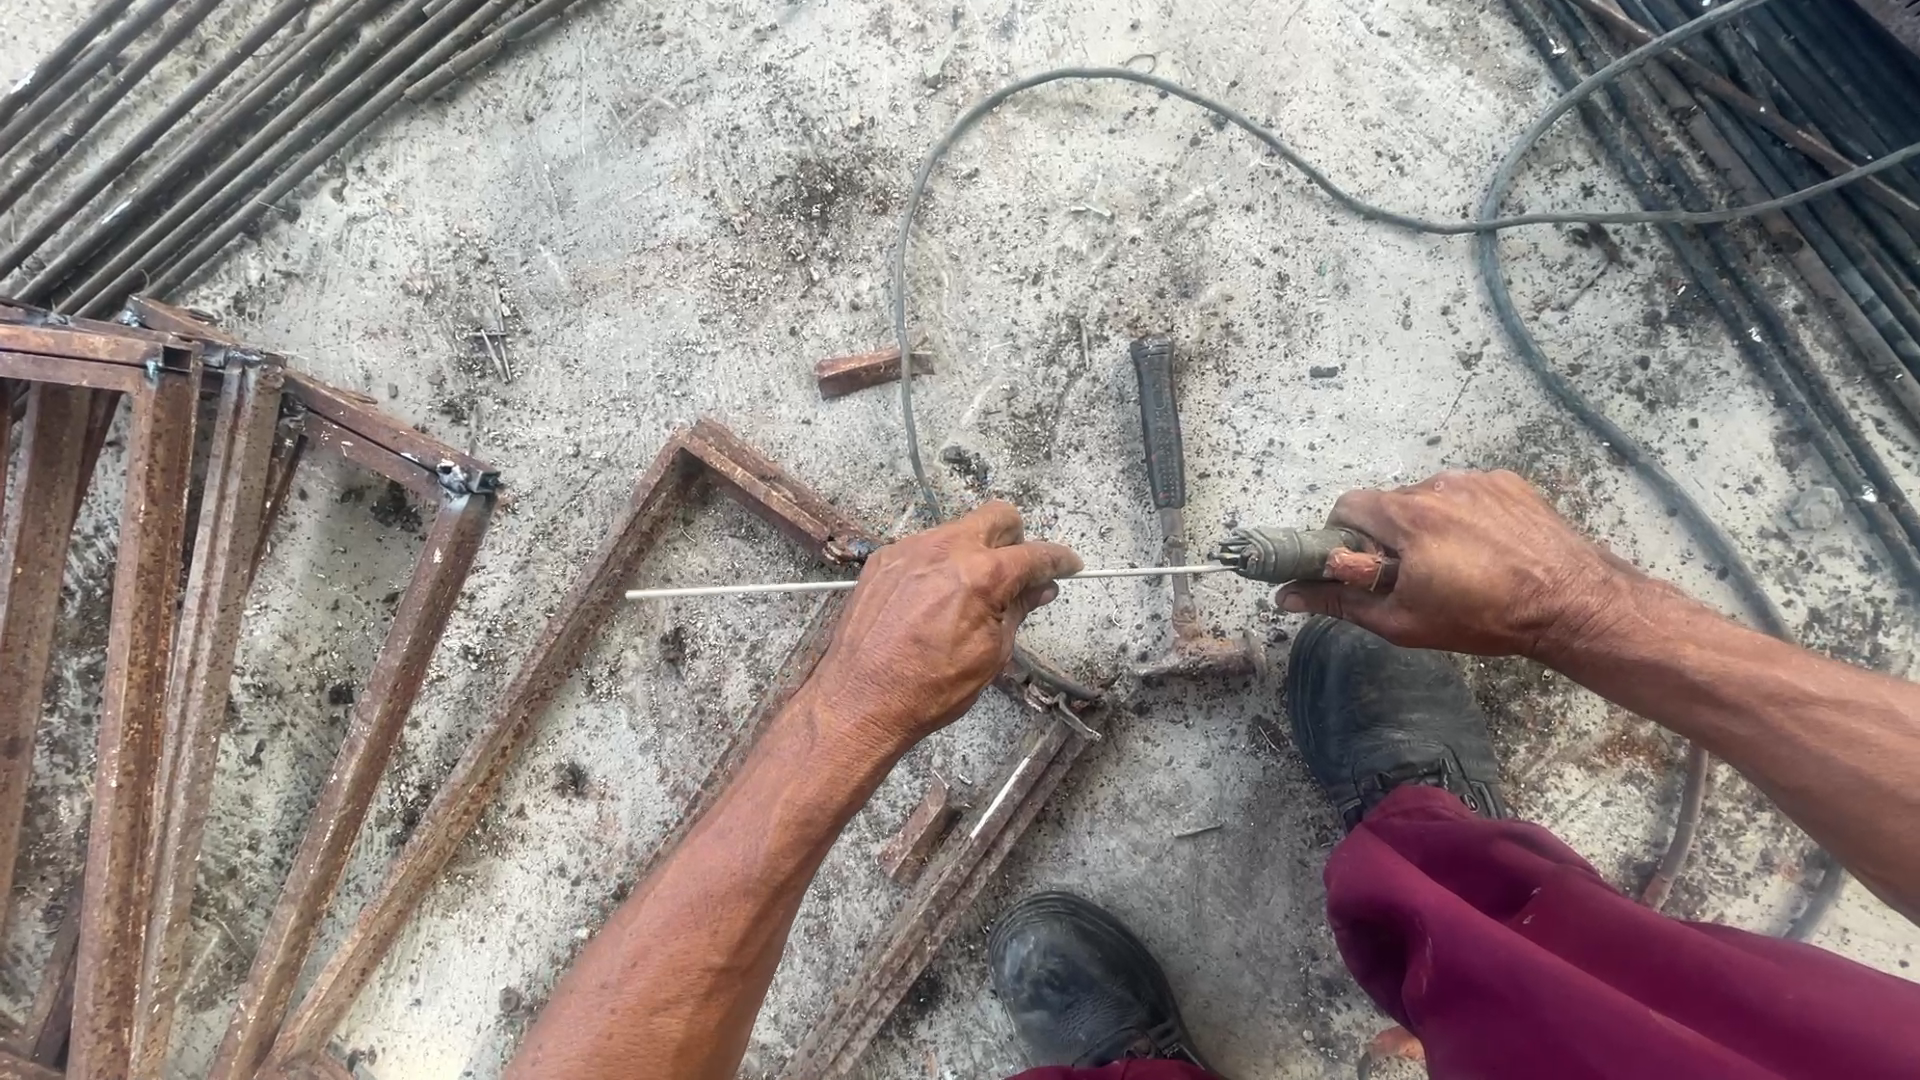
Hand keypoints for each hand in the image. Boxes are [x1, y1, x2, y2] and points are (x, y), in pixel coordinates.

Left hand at [808, 501, 1081, 756]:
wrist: (861, 699)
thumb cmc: (928, 688)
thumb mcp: (991, 654)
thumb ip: (1018, 610)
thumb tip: (1040, 589)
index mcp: (981, 575)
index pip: (1035, 554)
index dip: (1059, 560)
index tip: (1069, 565)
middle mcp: (945, 550)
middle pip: (998, 515)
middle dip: (1016, 538)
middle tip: (1016, 572)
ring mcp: (910, 550)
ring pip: (958, 529)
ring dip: (975, 551)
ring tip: (968, 595)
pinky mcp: (884, 559)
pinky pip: (924, 547)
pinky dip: (939, 564)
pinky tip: (932, 600)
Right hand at [1276, 470, 1646, 656]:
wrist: (1578, 605)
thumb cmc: (1481, 618)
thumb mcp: (1400, 620)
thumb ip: (1338, 601)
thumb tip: (1284, 598)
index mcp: (1405, 517)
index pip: (1346, 505)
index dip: (1342, 535)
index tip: (1360, 565)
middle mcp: (1436, 487)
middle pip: (1386, 503)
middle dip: (1385, 534)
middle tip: (1408, 573)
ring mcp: (1476, 480)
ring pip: (1424, 497)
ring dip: (1422, 524)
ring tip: (1452, 563)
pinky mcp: (1508, 482)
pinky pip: (1463, 493)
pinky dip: (1459, 516)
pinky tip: (1483, 548)